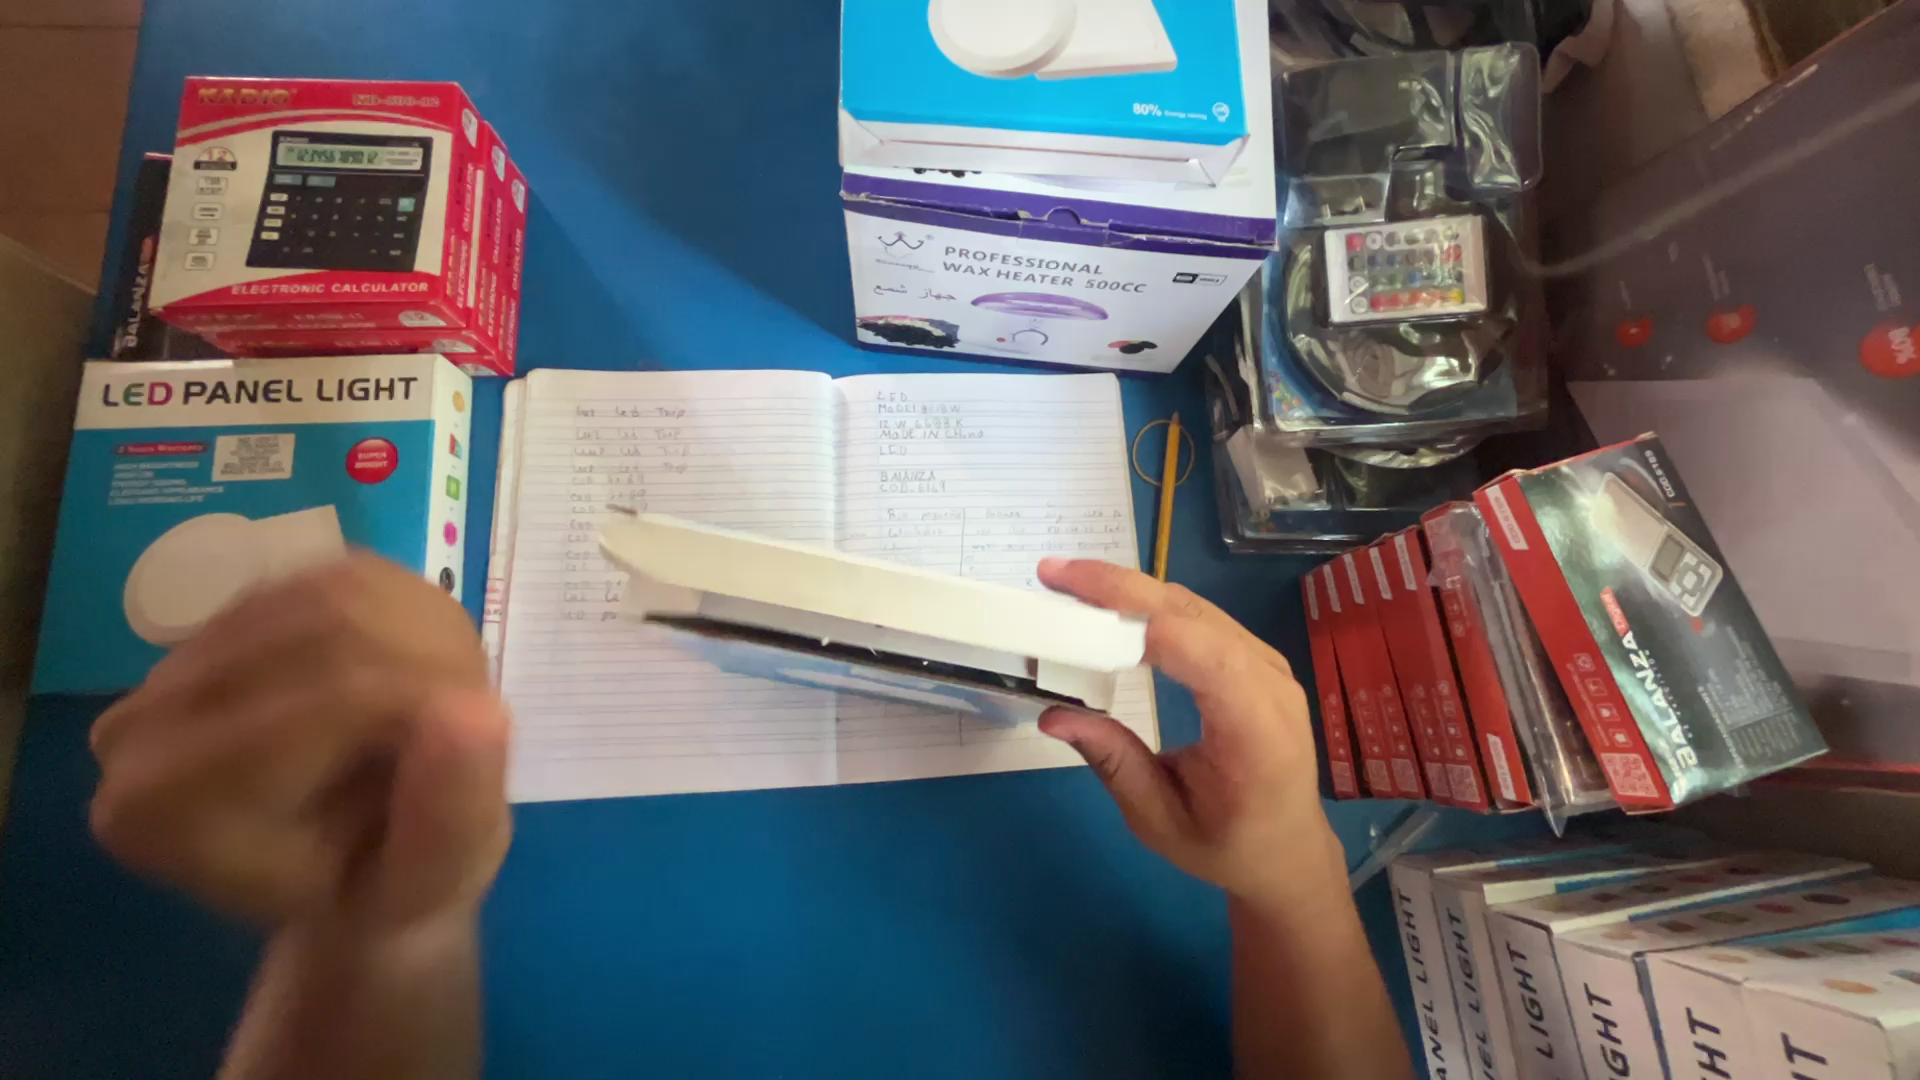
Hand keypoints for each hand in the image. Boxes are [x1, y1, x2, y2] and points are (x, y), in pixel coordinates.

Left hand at [89, 555, 511, 933]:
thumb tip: (477, 713)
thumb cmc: (397, 884)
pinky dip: (411, 611)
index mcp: (172, 810)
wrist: (358, 865)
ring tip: (444, 694)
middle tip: (469, 719)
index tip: (480, 743)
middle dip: (439, 660)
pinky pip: (346, 576)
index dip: (444, 699)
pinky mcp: (235, 617)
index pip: (344, 694)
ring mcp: (181, 662)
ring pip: (342, 591)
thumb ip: (452, 809)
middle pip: (338, 629)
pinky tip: (416, 663)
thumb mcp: (442, 874)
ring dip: (429, 633)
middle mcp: (140, 727)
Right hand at [1037, 559, 1339, 905]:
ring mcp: (1265, 663)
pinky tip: (1111, 602)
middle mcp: (1269, 683)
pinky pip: (1198, 615)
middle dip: (1120, 588)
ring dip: (1130, 588)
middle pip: (1193, 615)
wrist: (1286, 848)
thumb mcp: (1159, 819)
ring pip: (1193, 605)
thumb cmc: (1226, 844)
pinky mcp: (1251, 657)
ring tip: (1070, 582)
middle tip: (1055, 575)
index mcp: (1256, 731)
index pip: (1205, 655)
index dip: (1143, 621)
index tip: (1078, 605)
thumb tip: (1053, 716)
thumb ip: (1113, 763)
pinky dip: (1148, 601)